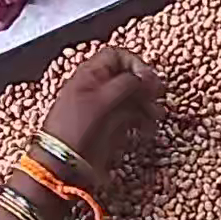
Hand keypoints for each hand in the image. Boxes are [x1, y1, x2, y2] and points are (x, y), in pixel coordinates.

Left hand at [41, 46, 163, 177]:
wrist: (62, 163)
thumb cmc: (76, 128)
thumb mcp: (102, 100)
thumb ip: (126, 84)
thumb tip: (145, 76)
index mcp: (90, 74)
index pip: (117, 56)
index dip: (135, 64)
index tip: (148, 80)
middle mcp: (97, 87)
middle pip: (127, 77)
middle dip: (144, 86)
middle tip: (158, 97)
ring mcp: (103, 108)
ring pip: (131, 98)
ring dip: (146, 104)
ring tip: (156, 116)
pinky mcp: (108, 127)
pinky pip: (129, 117)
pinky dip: (141, 120)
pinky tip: (147, 129)